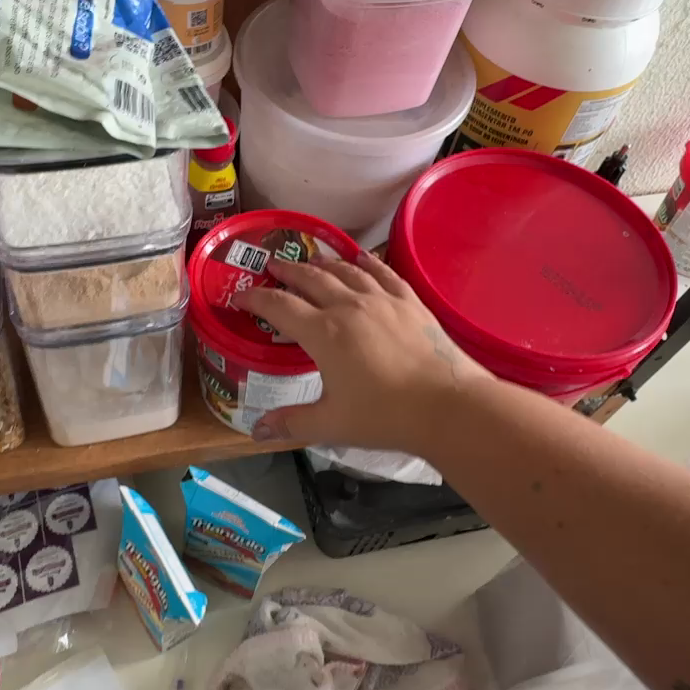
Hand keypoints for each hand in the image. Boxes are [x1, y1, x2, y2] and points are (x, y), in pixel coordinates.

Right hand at [236, 249, 492, 450]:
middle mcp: (349, 306)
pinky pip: (383, 272)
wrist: (448, 405)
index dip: (256, 299)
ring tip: (312, 259)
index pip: (280, 306)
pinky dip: (366, 262)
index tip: (241, 295)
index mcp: (324, 333)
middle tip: (273, 264)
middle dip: (288, 271)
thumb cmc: (385, 415)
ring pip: (346, 270)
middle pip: (311, 279)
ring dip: (324, 263)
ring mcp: (382, 300)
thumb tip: (256, 431)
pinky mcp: (410, 302)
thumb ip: (292, 423)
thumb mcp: (331, 423)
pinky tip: (361, 258)